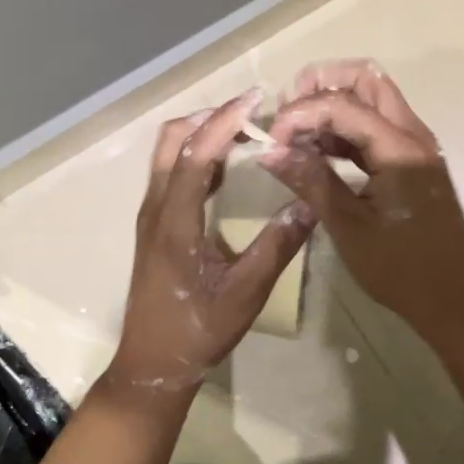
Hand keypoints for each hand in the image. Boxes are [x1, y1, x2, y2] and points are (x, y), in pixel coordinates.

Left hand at [108, 89, 317, 391]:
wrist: (153, 365)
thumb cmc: (199, 329)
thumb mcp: (246, 291)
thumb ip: (278, 245)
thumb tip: (310, 202)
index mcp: (175, 220)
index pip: (196, 153)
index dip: (225, 120)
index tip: (256, 98)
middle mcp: (157, 208)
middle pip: (172, 141)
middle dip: (209, 117)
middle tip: (251, 112)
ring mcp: (152, 216)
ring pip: (169, 155)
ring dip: (202, 134)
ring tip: (244, 130)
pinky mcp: (156, 225)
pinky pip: (173, 174)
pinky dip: (197, 156)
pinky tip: (228, 164)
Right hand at [260, 61, 463, 343]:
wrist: (456, 301)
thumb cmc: (402, 270)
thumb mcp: (349, 227)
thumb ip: (311, 181)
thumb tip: (270, 151)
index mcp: (399, 147)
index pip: (341, 104)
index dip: (300, 113)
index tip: (272, 142)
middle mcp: (412, 134)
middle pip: (366, 79)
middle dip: (322, 85)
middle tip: (287, 112)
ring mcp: (415, 146)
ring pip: (373, 99)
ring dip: (334, 104)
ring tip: (296, 133)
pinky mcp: (412, 161)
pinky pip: (377, 126)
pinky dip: (347, 128)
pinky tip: (318, 151)